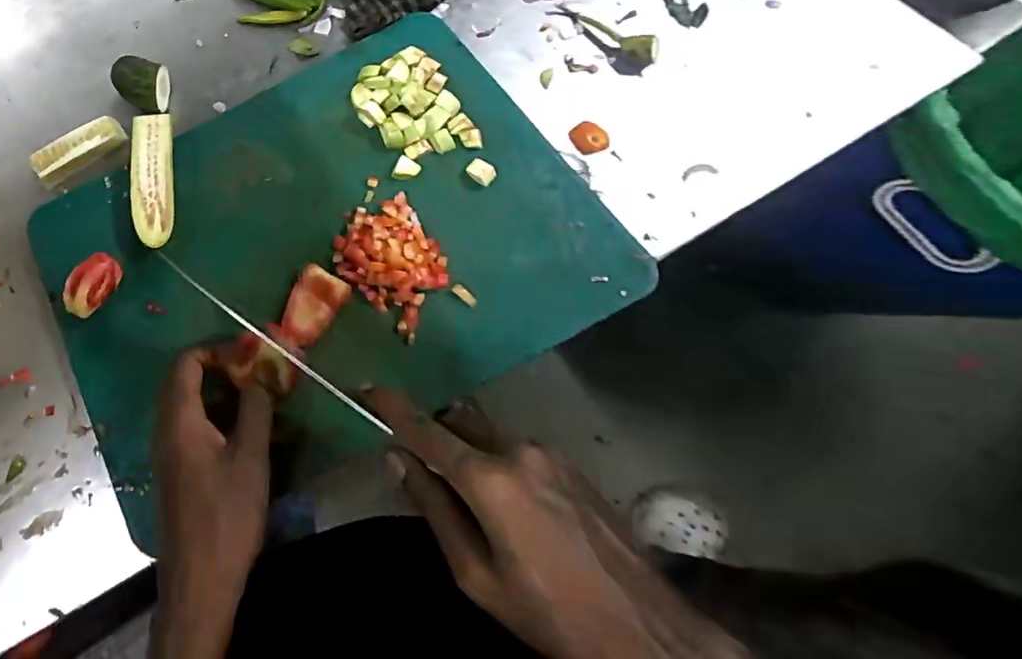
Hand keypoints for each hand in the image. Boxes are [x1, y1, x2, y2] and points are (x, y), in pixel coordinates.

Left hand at [150, 349, 272, 658]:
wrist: (197, 580)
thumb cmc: (225, 516)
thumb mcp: (250, 459)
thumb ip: (254, 411)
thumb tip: (258, 378)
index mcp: (178, 417)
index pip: (186, 361)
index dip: (215, 349)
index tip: (247, 355)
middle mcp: (164, 426)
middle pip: (182, 379)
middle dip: (217, 368)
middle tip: (252, 373)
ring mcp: (164, 448)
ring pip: (185, 403)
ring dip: (215, 393)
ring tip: (253, 399)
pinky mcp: (171, 468)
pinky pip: (187, 426)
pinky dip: (211, 416)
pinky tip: (241, 432)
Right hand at [367, 390, 748, 658]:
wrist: (653, 637)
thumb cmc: (552, 615)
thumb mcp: (477, 576)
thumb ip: (433, 509)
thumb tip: (398, 459)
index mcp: (488, 478)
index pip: (425, 429)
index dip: (392, 407)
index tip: (367, 388)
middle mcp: (517, 451)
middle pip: (457, 426)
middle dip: (436, 438)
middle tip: (426, 469)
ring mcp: (551, 455)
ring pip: (489, 438)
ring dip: (472, 455)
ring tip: (480, 504)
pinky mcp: (574, 467)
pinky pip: (519, 452)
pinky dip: (502, 465)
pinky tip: (518, 511)